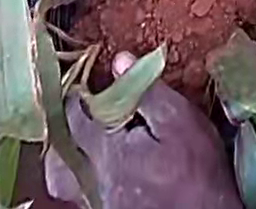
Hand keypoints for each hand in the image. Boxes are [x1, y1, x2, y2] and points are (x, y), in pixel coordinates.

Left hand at [45, 52, 243, 208]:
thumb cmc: (197, 169)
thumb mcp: (179, 119)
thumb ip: (147, 90)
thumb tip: (119, 60)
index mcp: (109, 155)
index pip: (76, 119)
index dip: (77, 95)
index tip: (84, 80)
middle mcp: (95, 185)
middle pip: (58, 160)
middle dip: (63, 131)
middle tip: (78, 109)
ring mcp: (101, 206)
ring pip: (66, 182)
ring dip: (70, 155)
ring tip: (86, 135)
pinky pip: (82, 195)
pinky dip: (84, 175)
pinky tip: (105, 164)